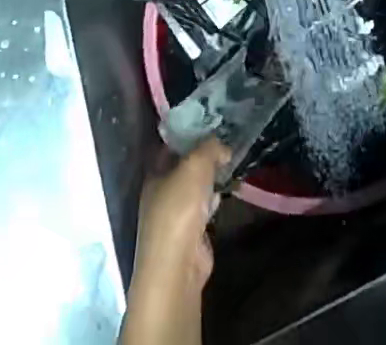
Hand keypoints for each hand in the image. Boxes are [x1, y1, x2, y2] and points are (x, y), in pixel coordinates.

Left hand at [120, 141, 228, 344]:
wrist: (178, 263)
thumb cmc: (180, 207)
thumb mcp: (196, 165)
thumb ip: (210, 148)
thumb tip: (223, 146)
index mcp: (154, 173)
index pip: (169, 145)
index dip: (187, 132)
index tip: (210, 122)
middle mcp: (161, 191)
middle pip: (183, 165)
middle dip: (203, 154)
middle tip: (226, 141)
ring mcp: (175, 213)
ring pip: (195, 186)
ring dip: (211, 177)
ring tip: (231, 162)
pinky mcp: (190, 231)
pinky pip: (204, 206)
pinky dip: (215, 198)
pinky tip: (227, 192)